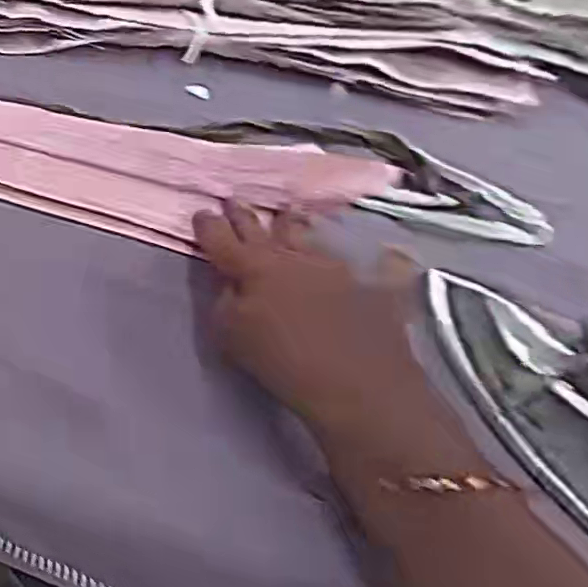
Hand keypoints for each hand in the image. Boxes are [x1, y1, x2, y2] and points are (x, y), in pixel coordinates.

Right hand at [193, 203, 467, 462]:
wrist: (358, 386)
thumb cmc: (278, 359)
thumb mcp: (227, 330)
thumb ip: (223, 298)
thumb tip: (229, 280)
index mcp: (252, 267)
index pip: (221, 238)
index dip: (208, 224)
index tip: (201, 211)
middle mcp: (294, 258)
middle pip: (264, 229)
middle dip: (246, 214)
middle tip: (235, 200)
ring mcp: (339, 269)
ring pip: (312, 237)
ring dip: (297, 224)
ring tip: (290, 213)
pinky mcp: (377, 288)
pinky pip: (381, 266)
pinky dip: (380, 259)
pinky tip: (386, 255)